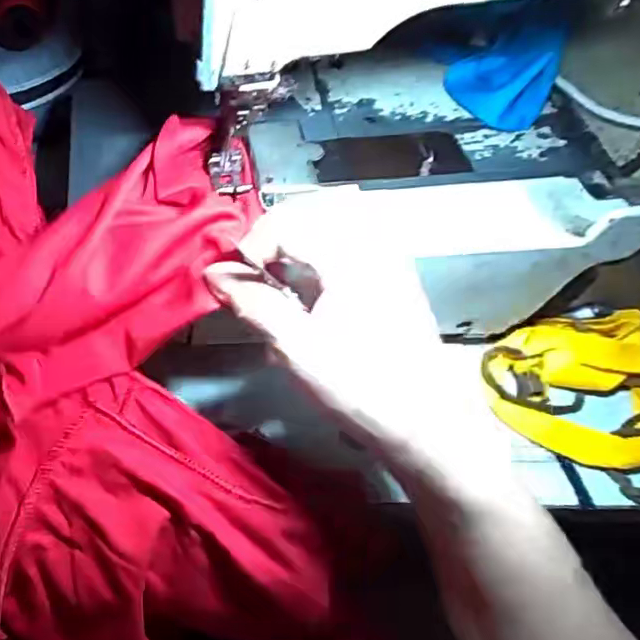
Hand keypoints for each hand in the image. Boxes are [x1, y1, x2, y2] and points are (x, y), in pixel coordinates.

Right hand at [204, 197, 513, 494]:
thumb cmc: (361, 388)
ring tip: (277, 285)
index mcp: (351, 256)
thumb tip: (214, 274)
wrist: (426, 424)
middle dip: (272, 242)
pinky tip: (310, 297)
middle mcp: (375, 246)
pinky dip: (319, 261)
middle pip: (310, 215)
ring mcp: (389, 262)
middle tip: (252, 279)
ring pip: (331, 228)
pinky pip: (349, 248)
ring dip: (295, 248)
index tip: (234, 284)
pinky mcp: (394, 281)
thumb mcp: (296, 348)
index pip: (286, 223)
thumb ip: (253, 303)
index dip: (250, 248)